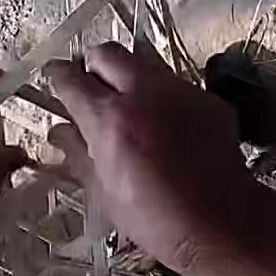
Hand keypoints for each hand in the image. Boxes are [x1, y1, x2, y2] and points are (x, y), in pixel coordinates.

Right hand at [44, 43, 264, 274]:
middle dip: (93, 66)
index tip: (55, 79)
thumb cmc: (156, 219)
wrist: (220, 223)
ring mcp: (179, 91)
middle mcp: (144, 93)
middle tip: (91, 89)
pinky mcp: (205, 97)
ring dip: (127, 73)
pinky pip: (173, 81)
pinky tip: (161, 121)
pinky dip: (159, 92)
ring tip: (127, 102)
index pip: (72, 78)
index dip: (57, 76)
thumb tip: (59, 131)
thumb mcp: (104, 193)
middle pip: (107, 52)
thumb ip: (78, 153)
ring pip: (143, 59)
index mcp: (110, 119)